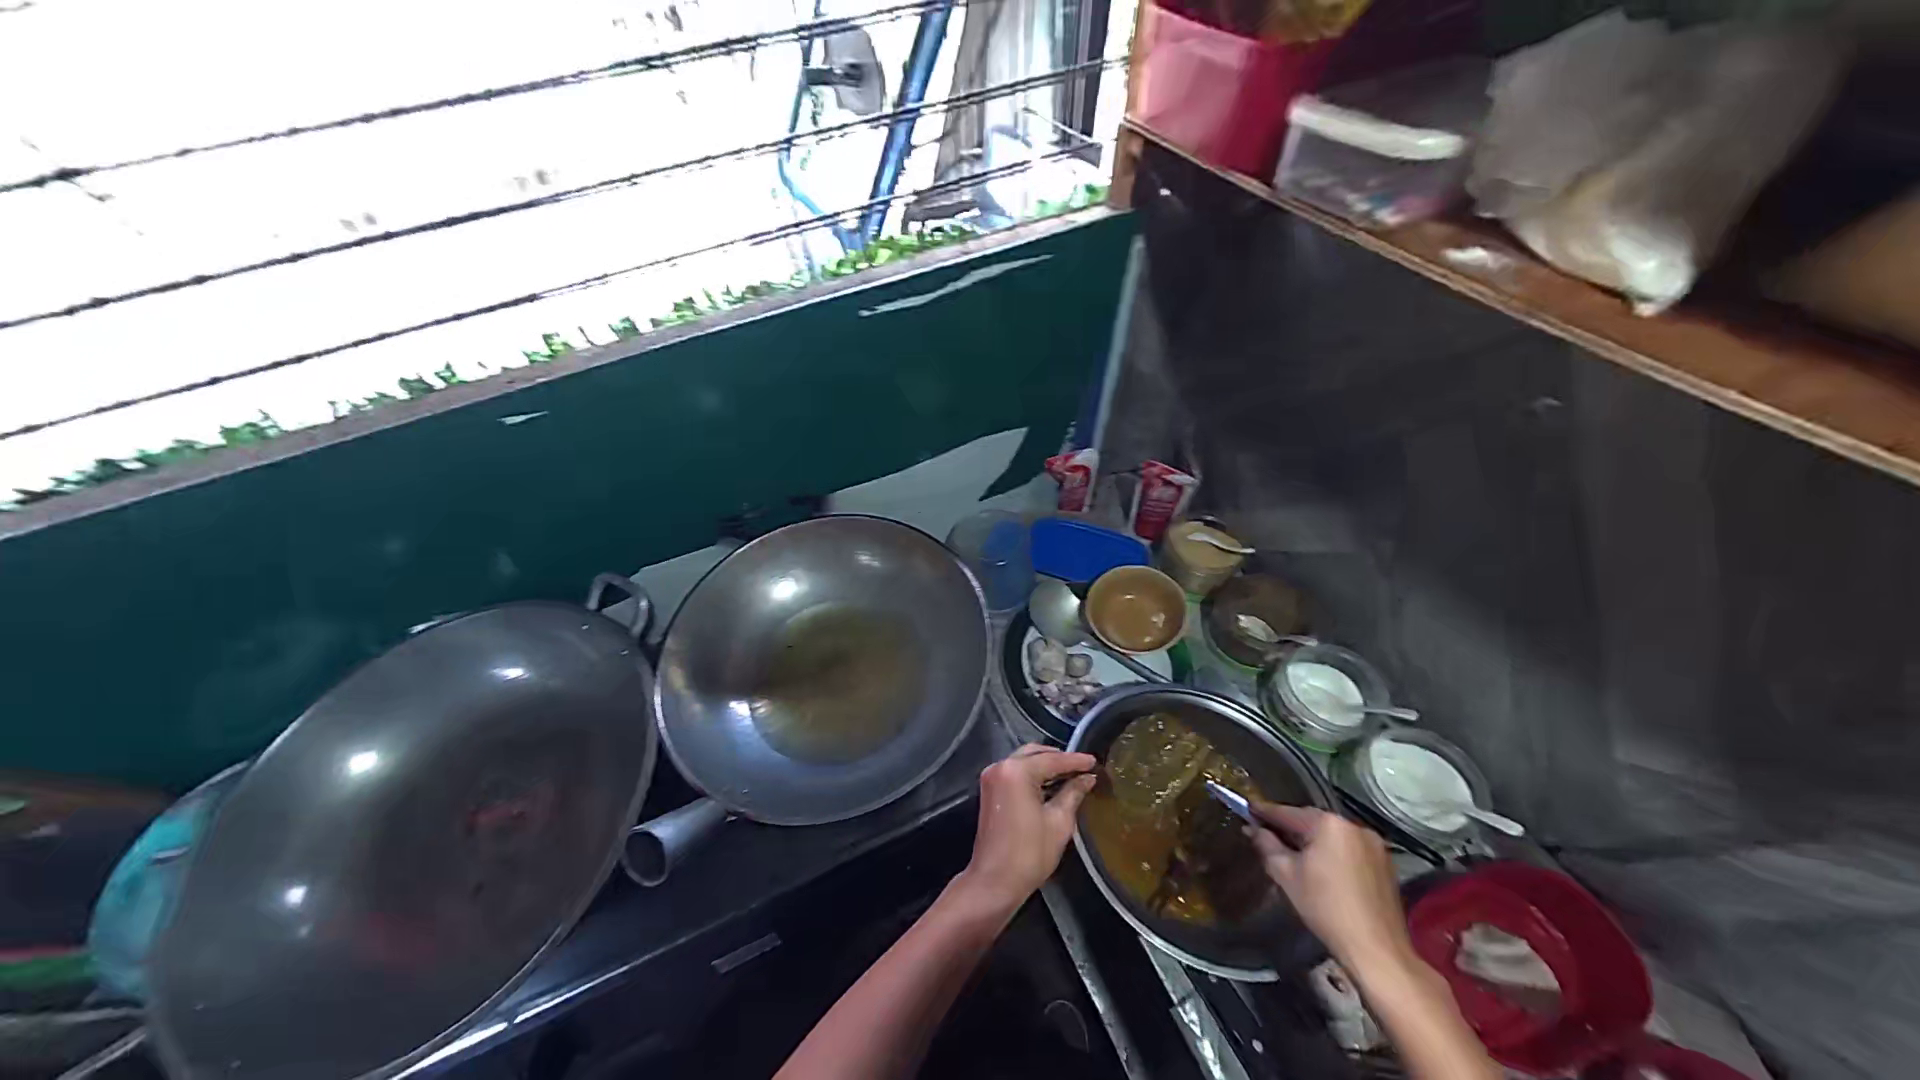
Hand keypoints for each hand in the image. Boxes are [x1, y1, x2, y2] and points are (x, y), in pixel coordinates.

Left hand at [956, 744, 1096, 914]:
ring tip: (1072, 775)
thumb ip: (1073, 793)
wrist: (994, 882)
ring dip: (1046, 766)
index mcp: (1016, 771)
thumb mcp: (1059, 822)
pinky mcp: (990, 790)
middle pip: (1035, 754)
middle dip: (1059, 759)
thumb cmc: (1030, 854)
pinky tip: (1052, 784)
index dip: (1076, 760)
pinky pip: (1015, 773)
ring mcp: (992, 778)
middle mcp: (1000, 767)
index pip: (1052, 760)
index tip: (1095, 761)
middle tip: (1084, 767)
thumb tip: (1087, 778)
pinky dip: (1033, 775)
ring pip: (1024, 761)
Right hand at [1247, 802, 1412, 968]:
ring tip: (1292, 853)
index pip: (1288, 813)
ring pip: (1331, 835)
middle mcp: (1354, 826)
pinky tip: (1321, 868)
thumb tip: (1253, 829)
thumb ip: (1266, 845)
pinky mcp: (1384, 863)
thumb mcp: (1286, 875)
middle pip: (1311, 821)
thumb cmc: (1325, 908)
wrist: (1376, 950)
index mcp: (1329, 824)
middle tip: (1266, 834)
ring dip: (1311, 841)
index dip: (1264, 812)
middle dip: (1289, 828)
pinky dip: (1332, 852)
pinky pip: (1348, 848)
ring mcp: (1373, 845)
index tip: (1247, 808)